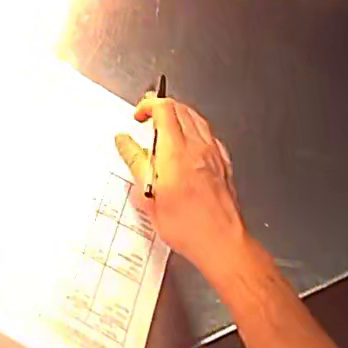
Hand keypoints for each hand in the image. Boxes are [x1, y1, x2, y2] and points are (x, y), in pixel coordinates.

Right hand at [115, 97, 253, 277]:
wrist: (222, 241)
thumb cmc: (189, 227)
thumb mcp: (149, 198)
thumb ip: (136, 163)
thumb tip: (124, 142)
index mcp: (176, 154)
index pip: (164, 109)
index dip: (148, 105)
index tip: (139, 115)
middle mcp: (197, 148)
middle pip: (180, 108)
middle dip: (161, 106)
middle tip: (148, 118)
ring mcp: (213, 153)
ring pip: (196, 117)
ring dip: (178, 115)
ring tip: (165, 127)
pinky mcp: (223, 161)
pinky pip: (208, 133)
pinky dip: (194, 128)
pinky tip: (188, 142)